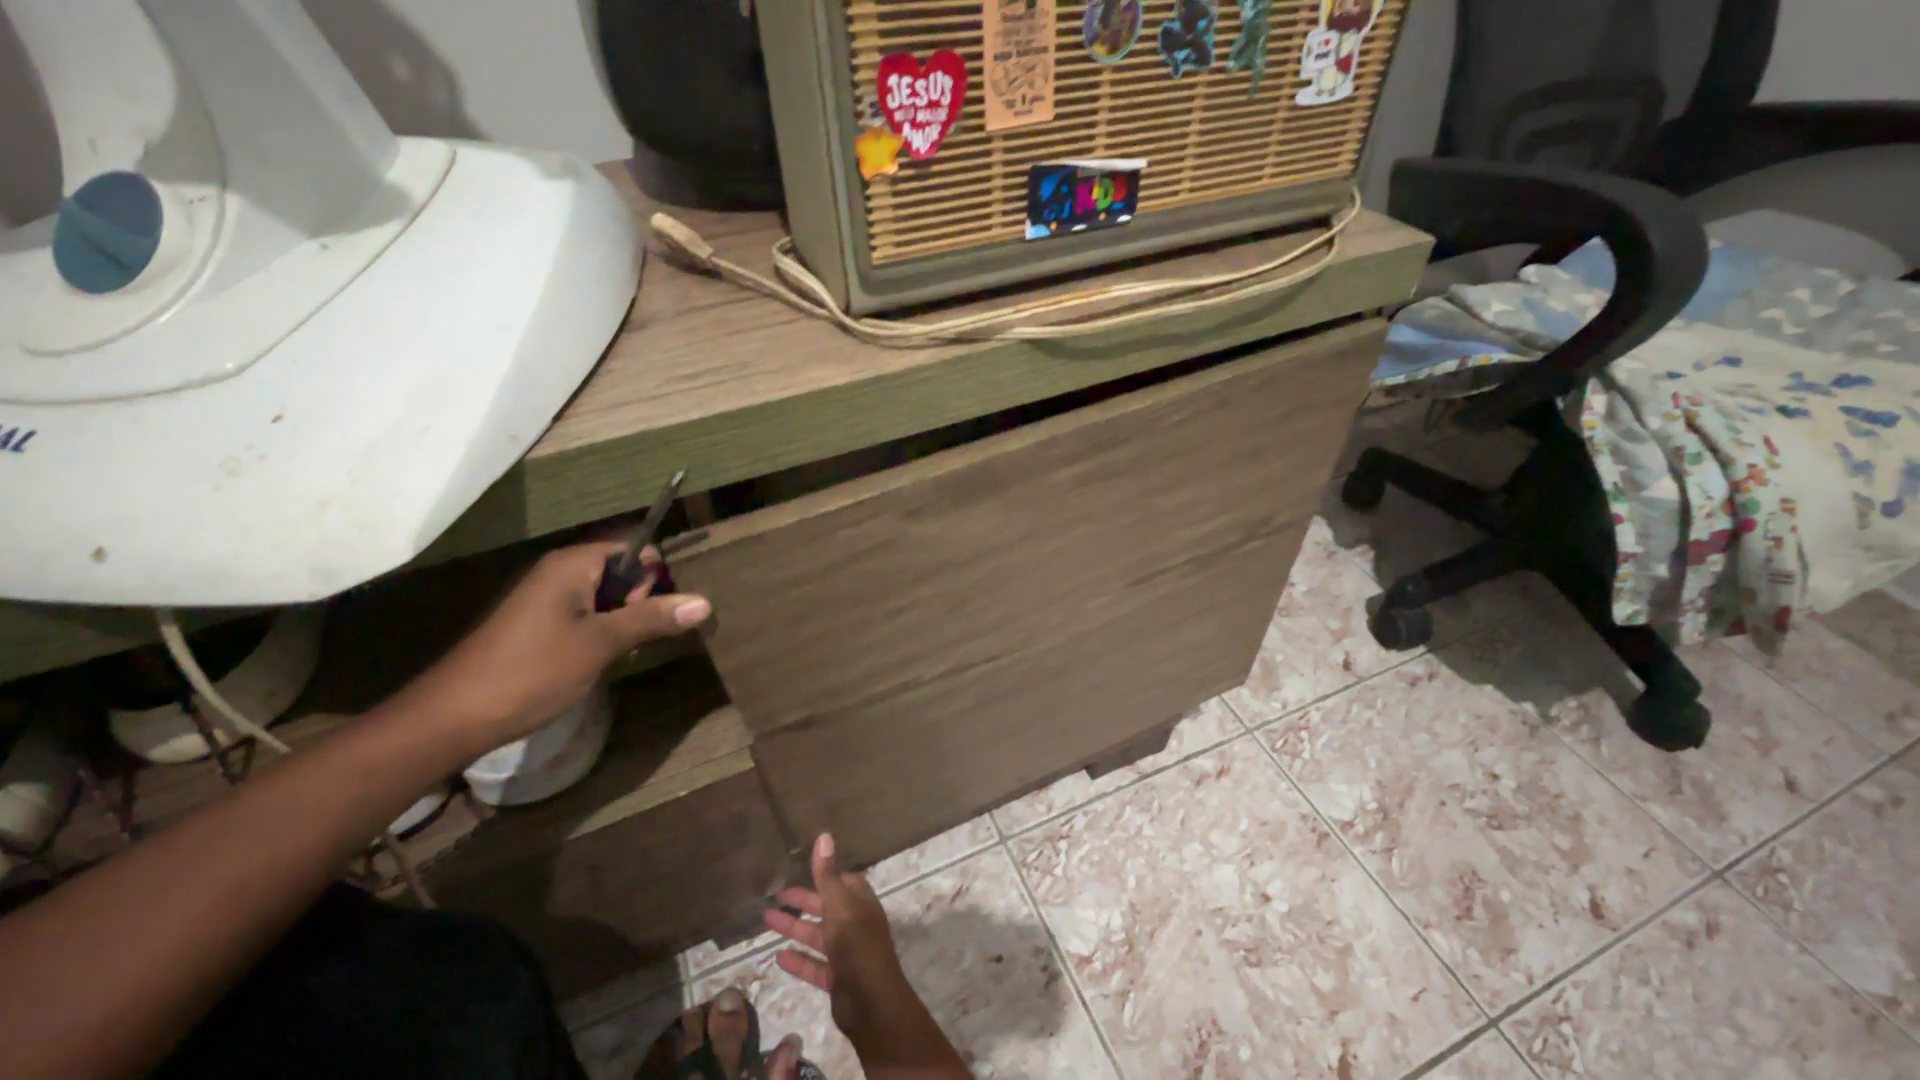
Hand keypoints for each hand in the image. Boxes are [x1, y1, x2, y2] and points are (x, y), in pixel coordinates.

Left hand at [391, 542, 710, 757]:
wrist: (456, 715)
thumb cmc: (532, 671)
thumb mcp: (601, 644)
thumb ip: (651, 618)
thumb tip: (704, 601)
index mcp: (572, 564)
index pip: (633, 547)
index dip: (655, 574)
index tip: (664, 611)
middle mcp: (559, 573)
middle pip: (621, 572)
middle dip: (642, 601)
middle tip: (640, 639)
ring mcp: (545, 600)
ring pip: (605, 598)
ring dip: (622, 623)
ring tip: (621, 655)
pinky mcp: (537, 626)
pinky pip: (584, 617)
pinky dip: (600, 636)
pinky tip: (598, 664)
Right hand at [764, 835, 967, 1074]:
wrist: (871, 1003)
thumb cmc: (856, 946)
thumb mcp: (840, 907)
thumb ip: (828, 876)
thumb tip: (824, 836)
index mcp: (861, 905)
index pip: (845, 883)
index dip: (826, 876)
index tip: (804, 870)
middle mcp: (856, 926)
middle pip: (827, 909)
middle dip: (804, 902)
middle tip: (776, 896)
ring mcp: (847, 954)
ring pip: (818, 937)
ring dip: (794, 929)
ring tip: (766, 920)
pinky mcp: (837, 979)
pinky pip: (814, 966)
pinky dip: (798, 960)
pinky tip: (778, 956)